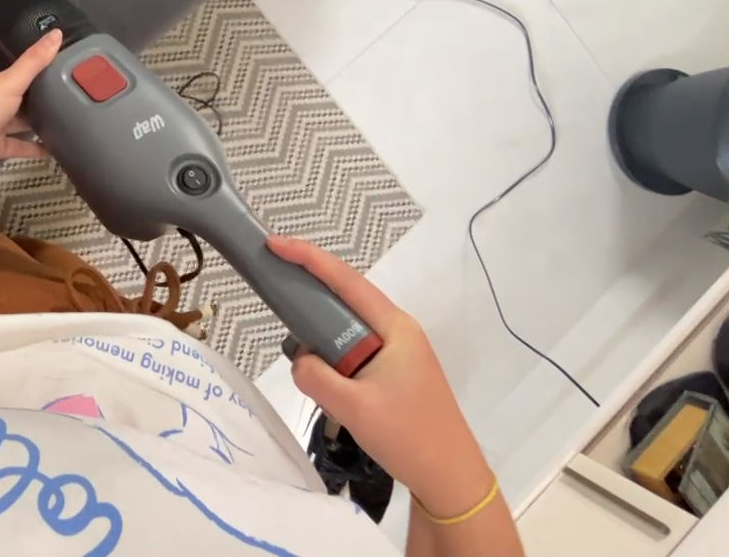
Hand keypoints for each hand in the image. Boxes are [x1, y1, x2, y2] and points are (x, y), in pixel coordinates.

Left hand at [0, 20, 63, 183]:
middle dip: (16, 79)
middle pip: (1, 84)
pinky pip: (18, 144)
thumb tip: (57, 33)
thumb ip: (33, 62)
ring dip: (30, 116)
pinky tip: (52, 147)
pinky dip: (34, 147)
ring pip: (13, 116)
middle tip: (38, 70)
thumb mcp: (9, 82)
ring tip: (56, 108)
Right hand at [269, 234, 496, 518]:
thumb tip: (299, 360)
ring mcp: (399, 352)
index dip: (308, 257)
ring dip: (320, 322)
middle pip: (347, 294)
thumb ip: (315, 376)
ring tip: (292, 325)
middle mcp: (398, 331)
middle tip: (275, 278)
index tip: (274, 243)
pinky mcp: (394, 372)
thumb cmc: (411, 439)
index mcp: (395, 327)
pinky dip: (331, 347)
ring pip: (349, 323)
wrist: (453, 484)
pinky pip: (354, 346)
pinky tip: (318, 363)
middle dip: (310, 284)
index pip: (345, 279)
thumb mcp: (354, 408)